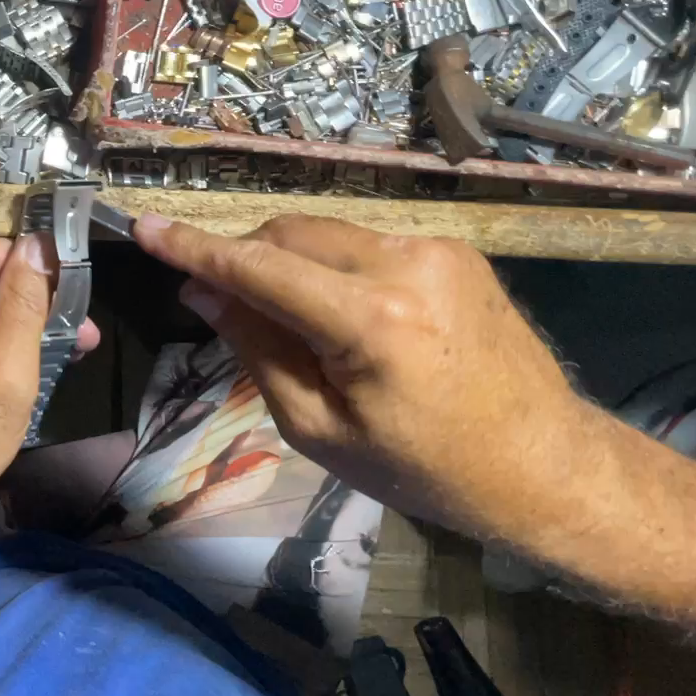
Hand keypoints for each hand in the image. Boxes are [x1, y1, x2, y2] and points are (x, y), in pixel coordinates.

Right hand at [133, 213, 590, 534]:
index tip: (145, 228)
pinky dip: (324, 266)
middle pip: (286, 234)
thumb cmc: (423, 468)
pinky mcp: (452, 250)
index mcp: (371, 321)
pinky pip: (357, 242)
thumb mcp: (317, 427)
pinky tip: (338, 313)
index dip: (193, 248)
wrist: (551, 467)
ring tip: (290, 320)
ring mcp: (435, 250)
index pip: (258, 268)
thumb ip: (255, 348)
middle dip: (242, 258)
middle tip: (222, 304)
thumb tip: (202, 293)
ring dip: (283, 262)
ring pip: (319, 233)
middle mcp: (405, 265)